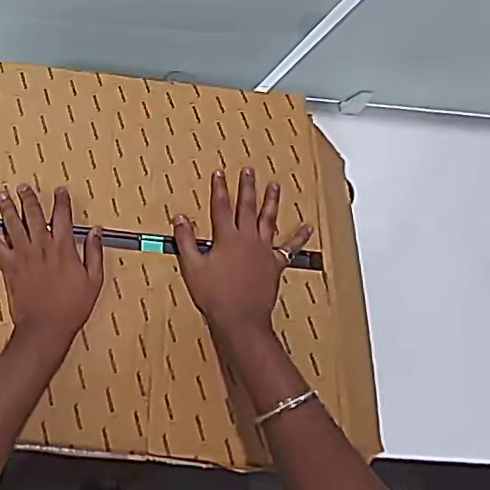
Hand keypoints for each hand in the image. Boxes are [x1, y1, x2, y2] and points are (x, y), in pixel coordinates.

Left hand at [0, 185, 104, 348]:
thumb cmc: (72, 306)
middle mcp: (41, 247)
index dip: (61, 201)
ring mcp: (23, 255)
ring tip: (3, 195)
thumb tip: (95, 232)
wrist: (46, 326)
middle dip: (29, 198)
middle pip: (33, 215)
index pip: (62, 216)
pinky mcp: (9, 267)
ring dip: (7, 208)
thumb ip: (94, 252)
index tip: (60, 191)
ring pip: (12, 224)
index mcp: (63, 248)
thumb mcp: (93, 279)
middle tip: (24, 188)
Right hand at [172, 168, 313, 342]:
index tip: (219, 173)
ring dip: (271, 202)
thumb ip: (186, 241)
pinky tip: (307, 228)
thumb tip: (181, 219)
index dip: (219, 189)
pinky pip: (289, 248)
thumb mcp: (193, 267)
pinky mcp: (275, 264)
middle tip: (249, 171)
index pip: (221, 207)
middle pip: (247, 207)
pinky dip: (299, 237)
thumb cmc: (215, 296)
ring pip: (269, 220)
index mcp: (227, 238)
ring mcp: (264, 250)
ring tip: (274, 186)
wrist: (241, 318)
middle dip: (247, 188)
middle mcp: (248, 239)